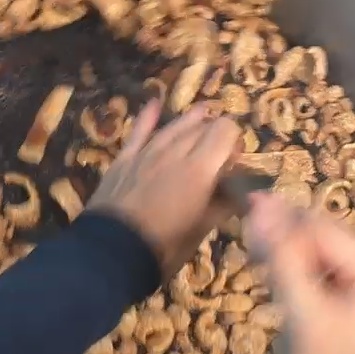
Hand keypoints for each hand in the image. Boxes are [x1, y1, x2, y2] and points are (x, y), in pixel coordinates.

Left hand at [88, 100, 239, 275]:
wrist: (111, 251)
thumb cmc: (163, 246)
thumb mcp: (201, 230)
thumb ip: (223, 205)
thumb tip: (242, 194)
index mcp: (200, 169)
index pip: (226, 131)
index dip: (235, 140)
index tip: (235, 161)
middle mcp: (176, 151)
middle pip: (202, 126)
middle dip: (216, 134)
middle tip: (219, 155)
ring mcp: (147, 151)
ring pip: (175, 125)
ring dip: (191, 121)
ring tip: (202, 117)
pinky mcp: (125, 157)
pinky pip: (139, 130)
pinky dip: (148, 116)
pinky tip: (155, 102)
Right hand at [247, 195, 354, 353]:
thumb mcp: (305, 314)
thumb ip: (285, 258)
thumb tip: (260, 204)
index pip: (320, 228)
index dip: (280, 224)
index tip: (246, 216)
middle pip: (314, 228)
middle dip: (279, 236)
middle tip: (249, 246)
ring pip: (308, 237)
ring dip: (278, 246)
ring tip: (258, 262)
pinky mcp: (347, 273)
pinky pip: (310, 252)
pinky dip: (286, 258)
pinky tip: (269, 270)